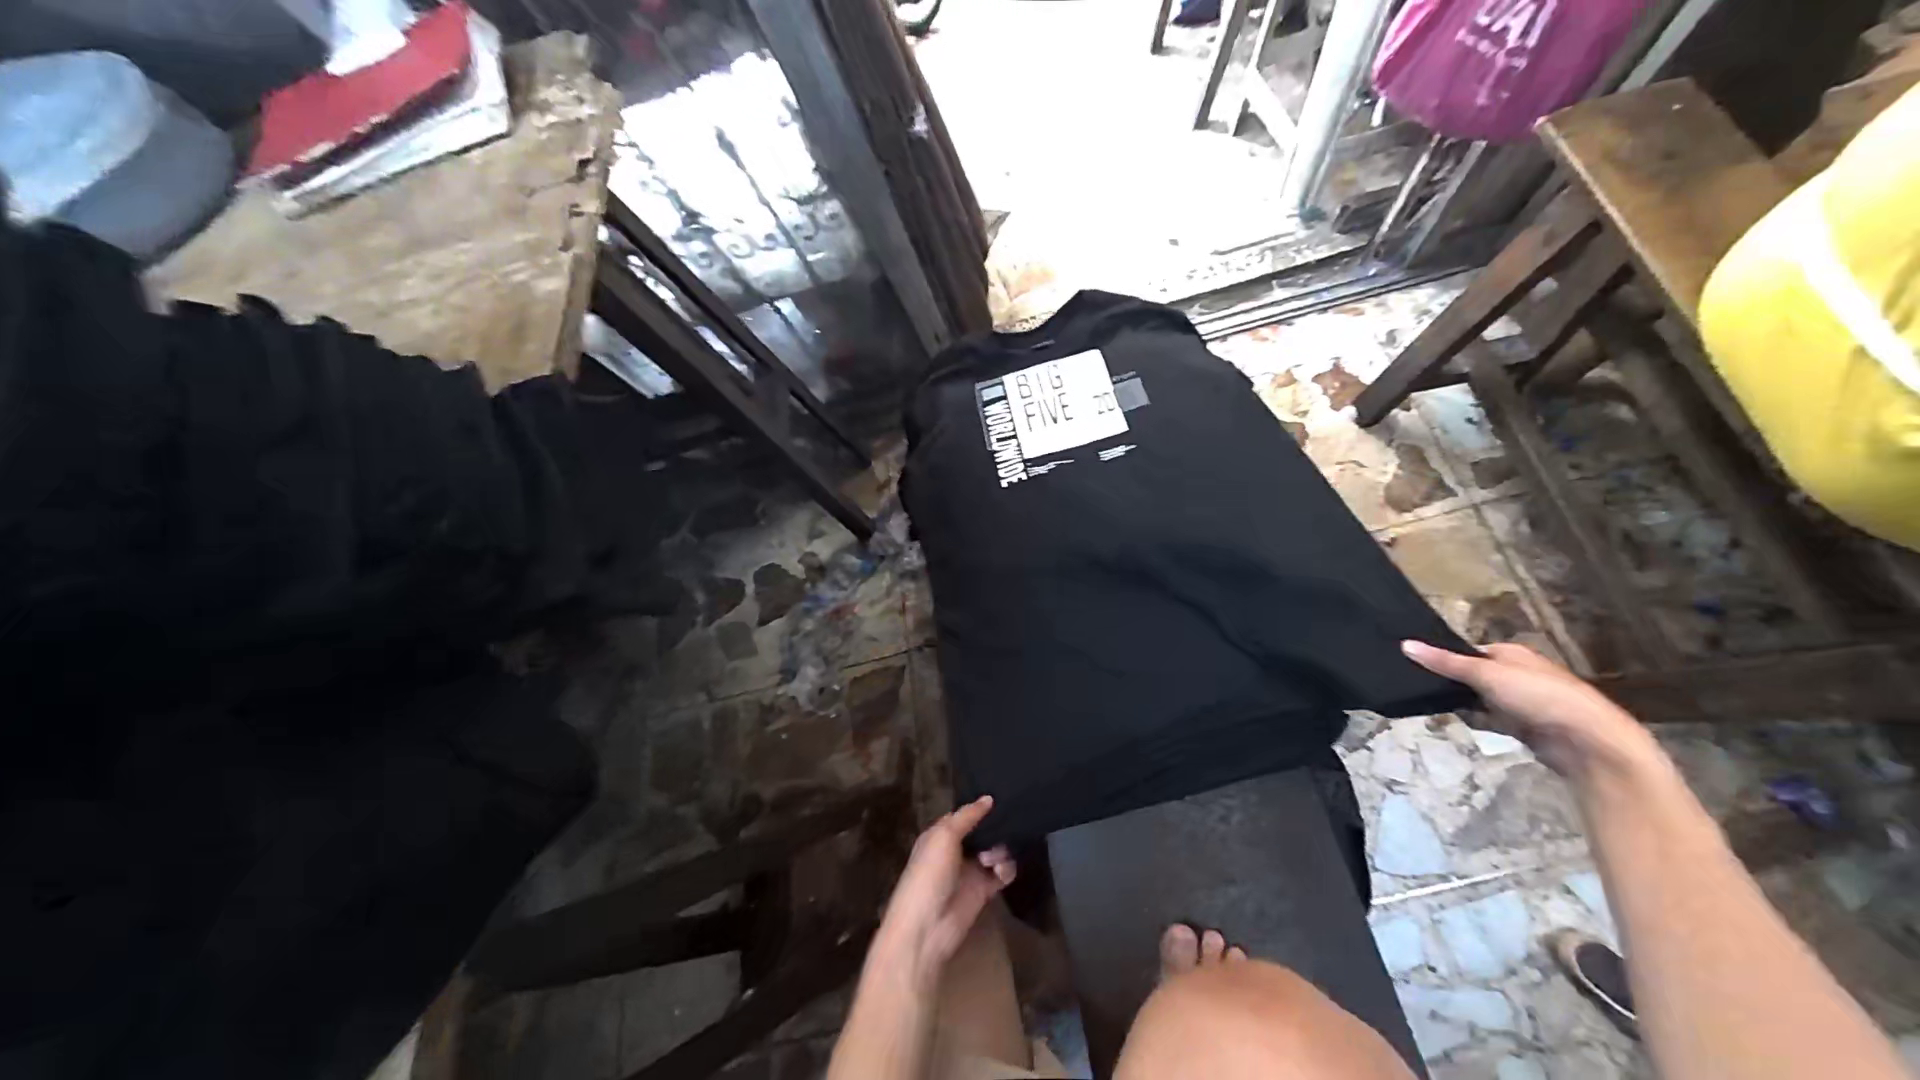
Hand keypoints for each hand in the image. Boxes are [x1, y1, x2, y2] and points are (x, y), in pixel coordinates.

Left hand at [871, 796, 1016, 993]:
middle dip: (996, 829)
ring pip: (996, 851)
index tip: (1002, 797)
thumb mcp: (943, 836)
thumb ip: (967, 816)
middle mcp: (956, 850)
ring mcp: (971, 871)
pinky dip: (1006, 869)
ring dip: (1001, 851)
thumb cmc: (929, 874)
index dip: (980, 808)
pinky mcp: (984, 891)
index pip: (965, 815)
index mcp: (941, 835)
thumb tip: (988, 798)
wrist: (928, 926)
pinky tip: (1001, 872)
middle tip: (1006, 828)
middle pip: (984, 833)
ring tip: (992, 860)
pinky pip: (1003, 873)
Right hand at [1400, 639, 1664, 784]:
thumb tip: (1404, 644)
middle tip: (1419, 687)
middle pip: (1472, 675)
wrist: (1588, 741)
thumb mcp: (1485, 673)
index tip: (1416, 666)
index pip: (1468, 651)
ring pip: (1479, 699)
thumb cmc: (1538, 696)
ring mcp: (1521, 701)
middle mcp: (1516, 673)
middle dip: (1450, 683)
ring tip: (1431, 705)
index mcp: (1511, 653)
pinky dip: (1476, 721)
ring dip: (1462, 703)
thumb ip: (1444, 662)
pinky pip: (1491, 720)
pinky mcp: (1524, 726)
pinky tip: (1459, 722)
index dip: (1444, 657)